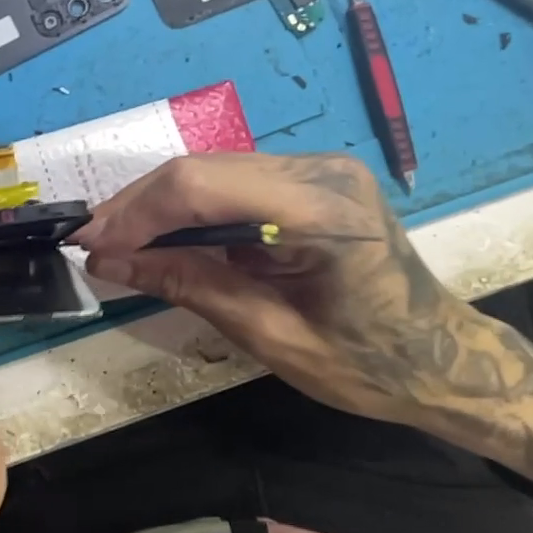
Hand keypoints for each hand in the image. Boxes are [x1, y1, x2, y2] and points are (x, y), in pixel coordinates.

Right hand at [73, 153, 532, 489]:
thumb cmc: (367, 364)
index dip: (136, 213)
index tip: (89, 245)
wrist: (444, 360)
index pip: (202, 186)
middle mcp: (318, 169)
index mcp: (322, 208)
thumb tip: (105, 259)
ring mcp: (314, 168)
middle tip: (88, 244)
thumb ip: (185, 284)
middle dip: (135, 208)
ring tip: (111, 242)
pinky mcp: (305, 178)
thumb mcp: (268, 333)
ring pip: (205, 171)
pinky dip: (183, 209)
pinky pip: (225, 182)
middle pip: (197, 170)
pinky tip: (156, 234)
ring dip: (153, 207)